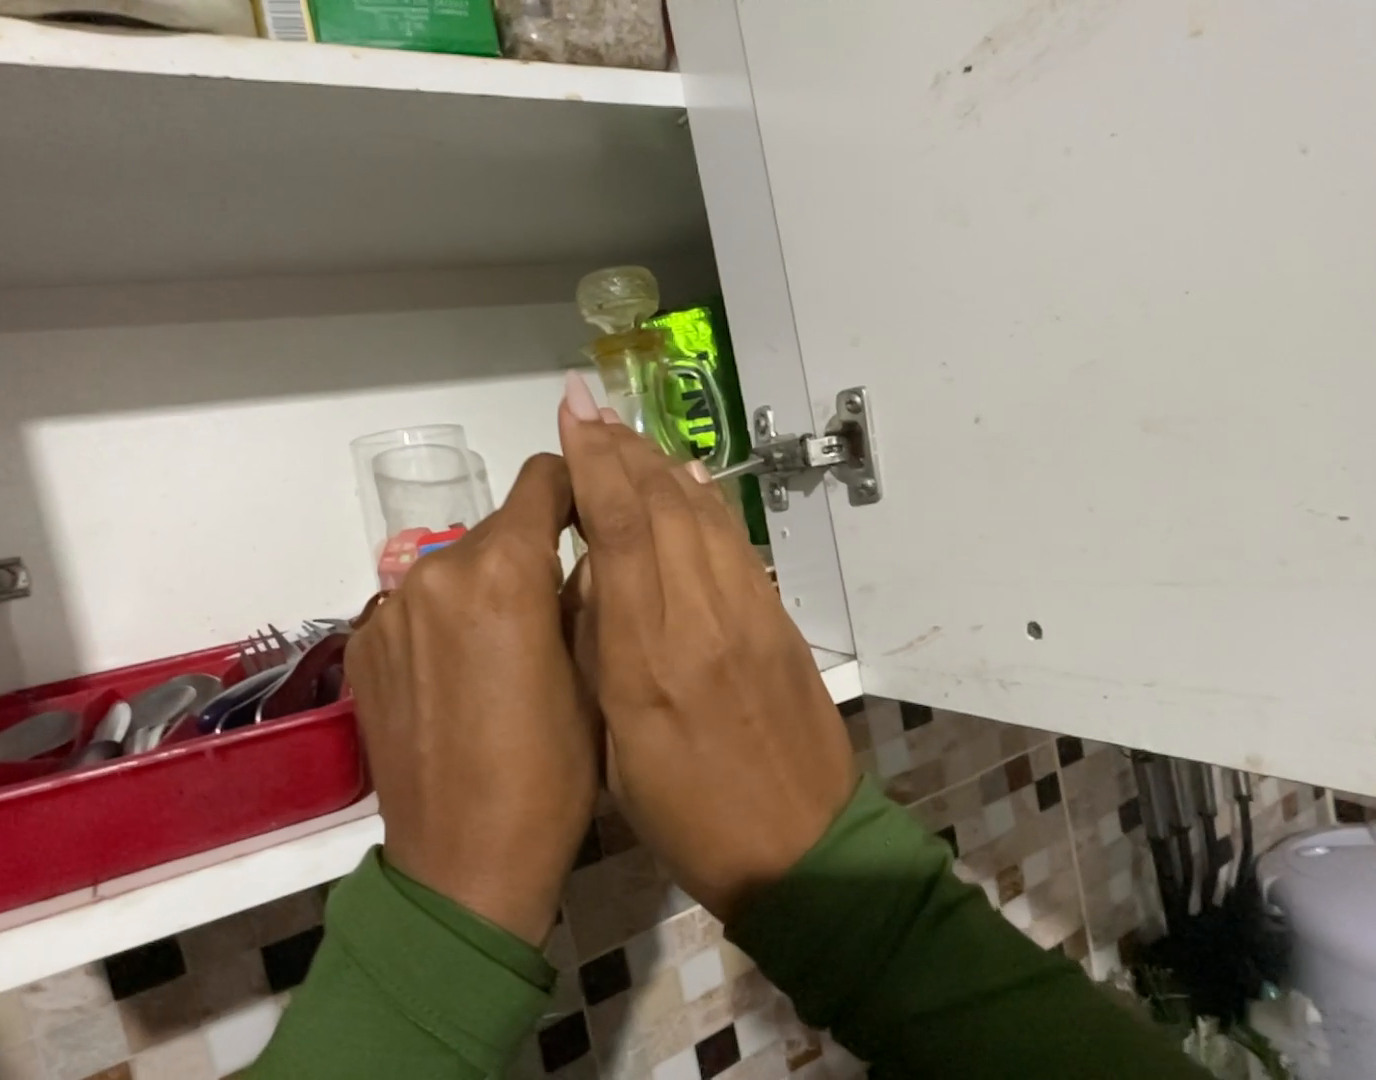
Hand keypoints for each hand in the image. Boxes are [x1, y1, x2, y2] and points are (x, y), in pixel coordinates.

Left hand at [346, 454, 595, 945]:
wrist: (464, 864)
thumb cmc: (553, 774)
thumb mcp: (594, 675)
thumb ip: (588, 592)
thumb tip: (588, 547)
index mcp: (505, 573)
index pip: (543, 479)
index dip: (576, 489)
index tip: (592, 520)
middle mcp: (436, 572)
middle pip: (499, 527)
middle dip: (533, 551)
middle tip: (558, 605)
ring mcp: (389, 609)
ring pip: (456, 565)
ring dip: (487, 586)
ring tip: (508, 648)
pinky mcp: (362, 645)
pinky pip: (418, 605)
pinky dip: (445, 618)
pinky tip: (460, 676)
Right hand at [557, 374, 854, 920]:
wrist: (802, 847)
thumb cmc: (691, 817)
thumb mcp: (618, 749)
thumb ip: (602, 654)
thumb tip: (597, 576)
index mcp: (649, 656)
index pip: (621, 529)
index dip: (596, 462)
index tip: (573, 416)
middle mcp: (702, 617)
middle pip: (663, 506)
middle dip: (623, 449)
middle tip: (591, 410)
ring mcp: (749, 613)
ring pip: (702, 515)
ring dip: (662, 465)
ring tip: (628, 435)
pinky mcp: (778, 620)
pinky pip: (736, 543)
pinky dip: (707, 502)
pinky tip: (688, 482)